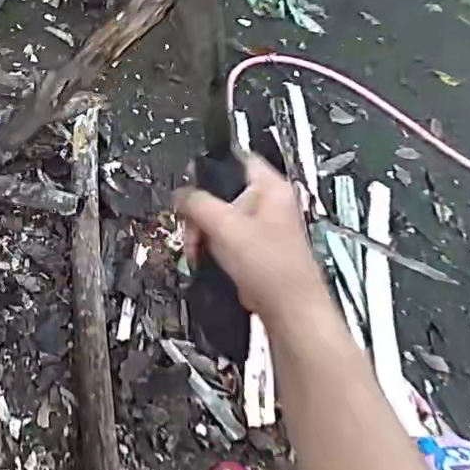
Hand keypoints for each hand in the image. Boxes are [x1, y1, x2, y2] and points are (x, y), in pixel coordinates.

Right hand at [174, 155, 330, 325]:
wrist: (288, 311)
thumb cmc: (272, 268)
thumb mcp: (224, 225)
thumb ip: (197, 203)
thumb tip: (180, 194)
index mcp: (270, 187)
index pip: (236, 159)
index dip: (210, 168)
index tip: (191, 183)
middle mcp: (269, 203)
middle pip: (221, 191)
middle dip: (200, 211)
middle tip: (192, 225)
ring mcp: (263, 226)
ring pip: (219, 215)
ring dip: (203, 231)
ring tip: (198, 247)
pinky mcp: (255, 247)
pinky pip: (225, 236)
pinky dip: (212, 245)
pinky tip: (207, 258)